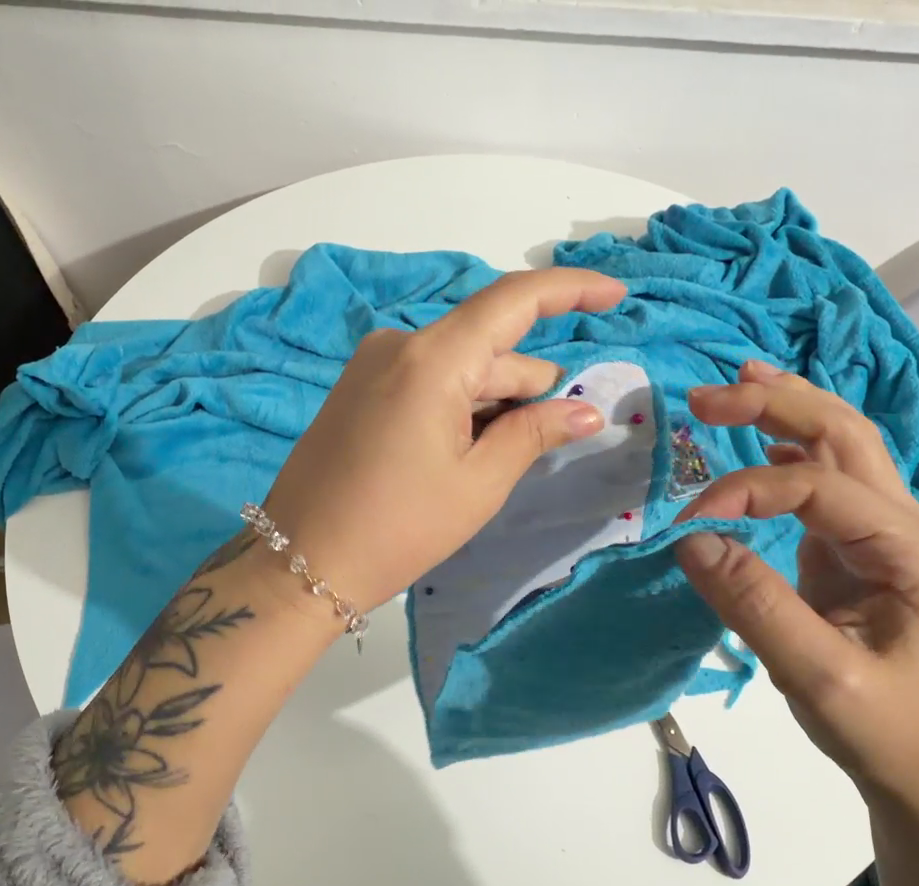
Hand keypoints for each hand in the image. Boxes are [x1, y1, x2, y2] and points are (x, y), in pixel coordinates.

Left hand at [260, 268, 625, 610]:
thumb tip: (587, 411)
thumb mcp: (478, 484)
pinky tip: (457, 457)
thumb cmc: (398, 528)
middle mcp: (400, 345)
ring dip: (491, 404)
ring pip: (459, 368)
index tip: (616, 295)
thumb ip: (535, 434)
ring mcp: (373, 365)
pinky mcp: (359, 390)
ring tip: (486, 469)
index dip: (570, 290)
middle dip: (526, 388)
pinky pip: (428, 381)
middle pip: (489, 347)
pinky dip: (458, 407)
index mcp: (433, 358)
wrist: (301, 562)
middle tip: (541, 449)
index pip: (513, 300)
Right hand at [673, 358, 918, 794]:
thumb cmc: (878, 725)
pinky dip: (791, 442)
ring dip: (789, 408)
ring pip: (843, 443)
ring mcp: (888, 531)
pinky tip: (762, 431)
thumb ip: (755, 604)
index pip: (823, 487)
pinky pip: (827, 476)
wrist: (917, 761)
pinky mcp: (859, 544)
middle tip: (707, 397)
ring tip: (736, 384)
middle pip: (847, 436)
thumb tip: (690, 540)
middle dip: (778, 404)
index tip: (690, 522)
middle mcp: (910, 525)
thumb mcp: (815, 675)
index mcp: (914, 552)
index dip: (751, 490)